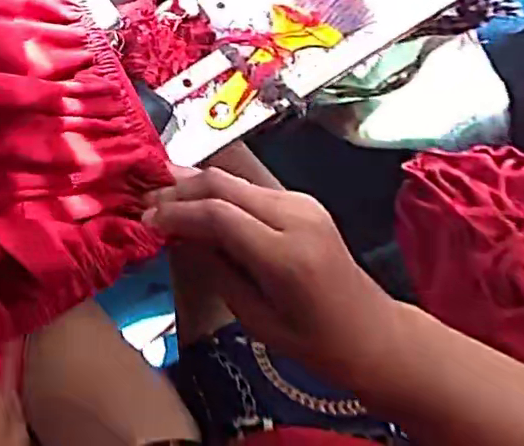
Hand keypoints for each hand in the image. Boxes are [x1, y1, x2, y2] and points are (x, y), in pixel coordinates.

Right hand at [145, 167, 399, 376]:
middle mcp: (295, 217)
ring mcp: (300, 202)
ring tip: (159, 190)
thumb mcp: (257, 319)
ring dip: (192, 183)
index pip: (218, 214)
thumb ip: (215, 268)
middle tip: (145, 199)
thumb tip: (177, 234)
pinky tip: (192, 194)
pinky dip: (214, 189)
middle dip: (178, 189)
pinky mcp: (299, 198)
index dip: (177, 213)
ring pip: (232, 179)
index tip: (146, 220)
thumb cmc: (318, 344)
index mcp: (288, 256)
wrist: (377, 335)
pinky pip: (246, 187)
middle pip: (222, 185)